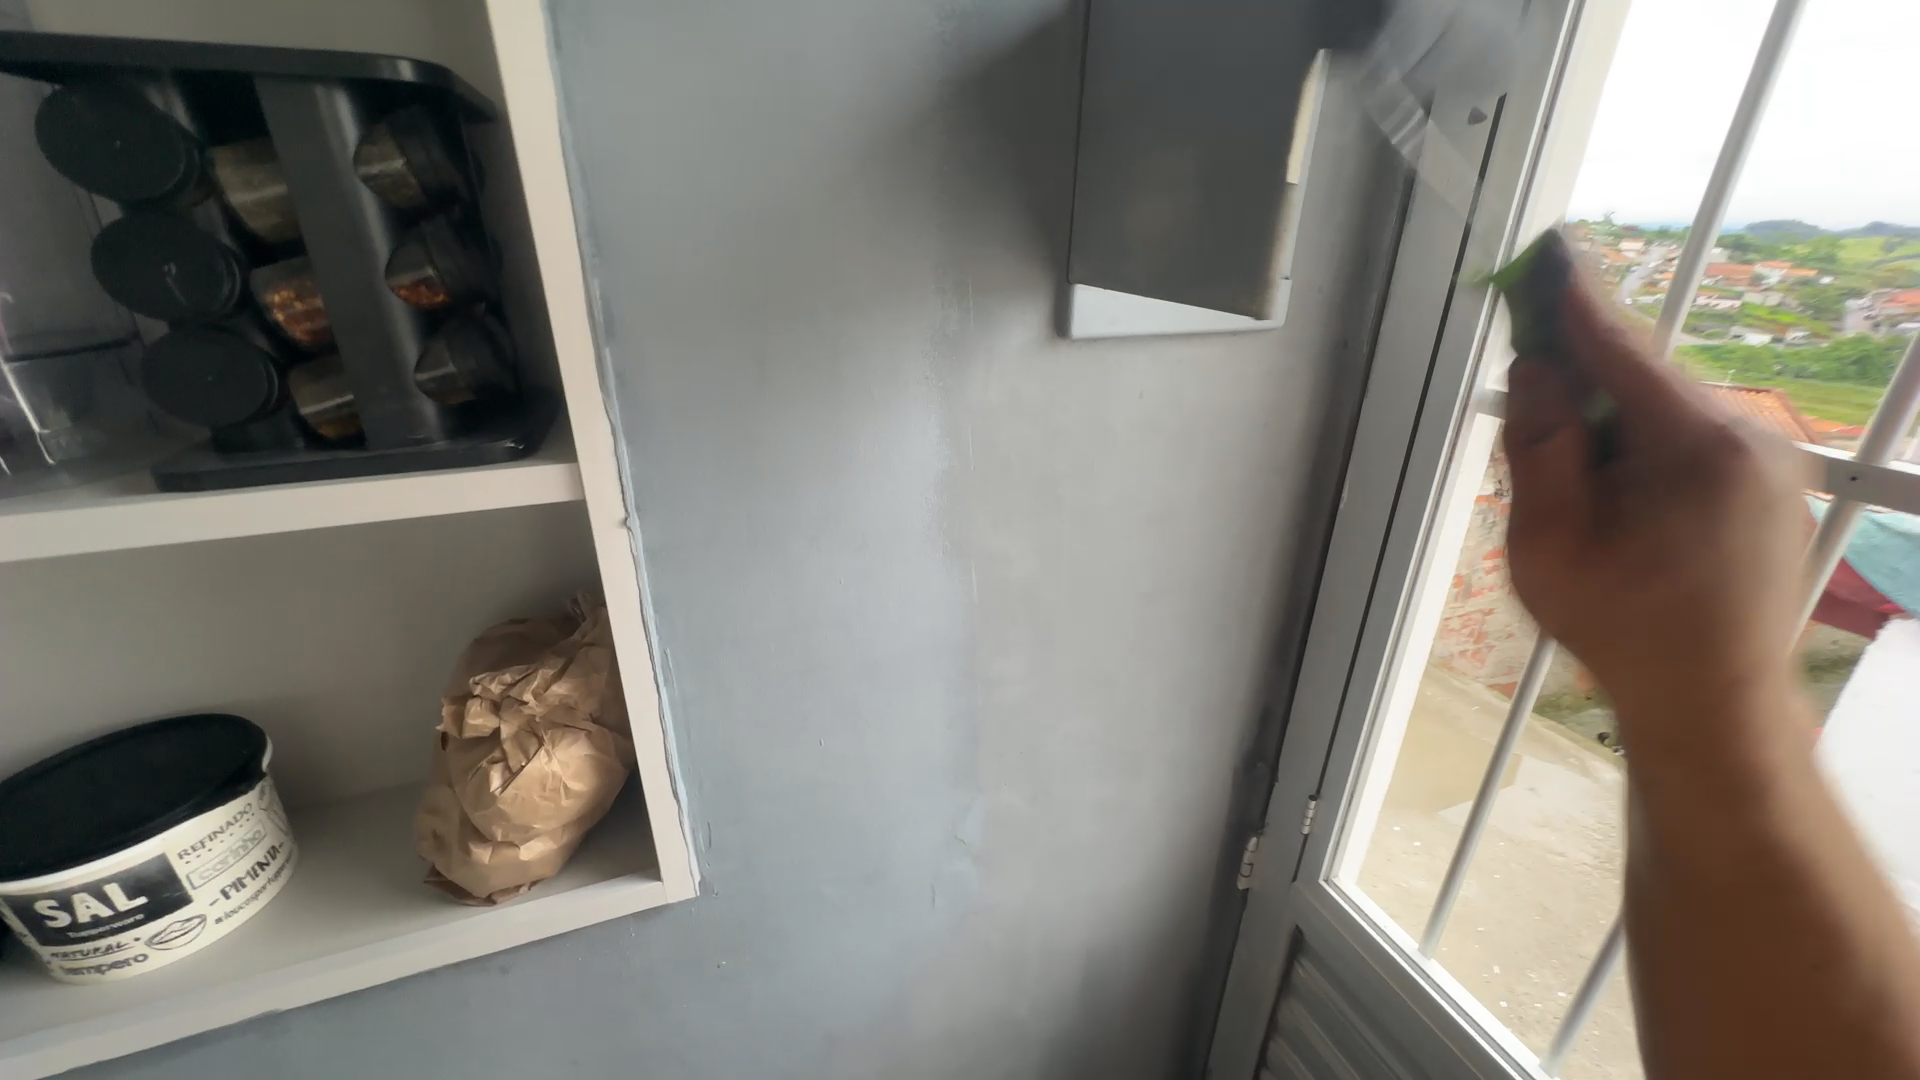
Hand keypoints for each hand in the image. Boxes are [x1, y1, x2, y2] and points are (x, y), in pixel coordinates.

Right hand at [1502, 284, 1810, 736]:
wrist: (1713, 698)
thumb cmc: (1617, 622)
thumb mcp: (1548, 538)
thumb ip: (1540, 447)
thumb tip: (1535, 369)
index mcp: (1692, 444)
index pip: (1619, 350)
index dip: (1575, 301)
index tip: (1550, 251)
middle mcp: (1745, 437)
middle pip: (1638, 382)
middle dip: (1576, 383)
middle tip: (1526, 406)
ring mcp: (1767, 462)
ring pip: (1660, 414)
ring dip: (1602, 426)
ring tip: (1568, 492)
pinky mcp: (1766, 487)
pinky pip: (1685, 442)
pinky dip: (1633, 448)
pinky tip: (1609, 498)